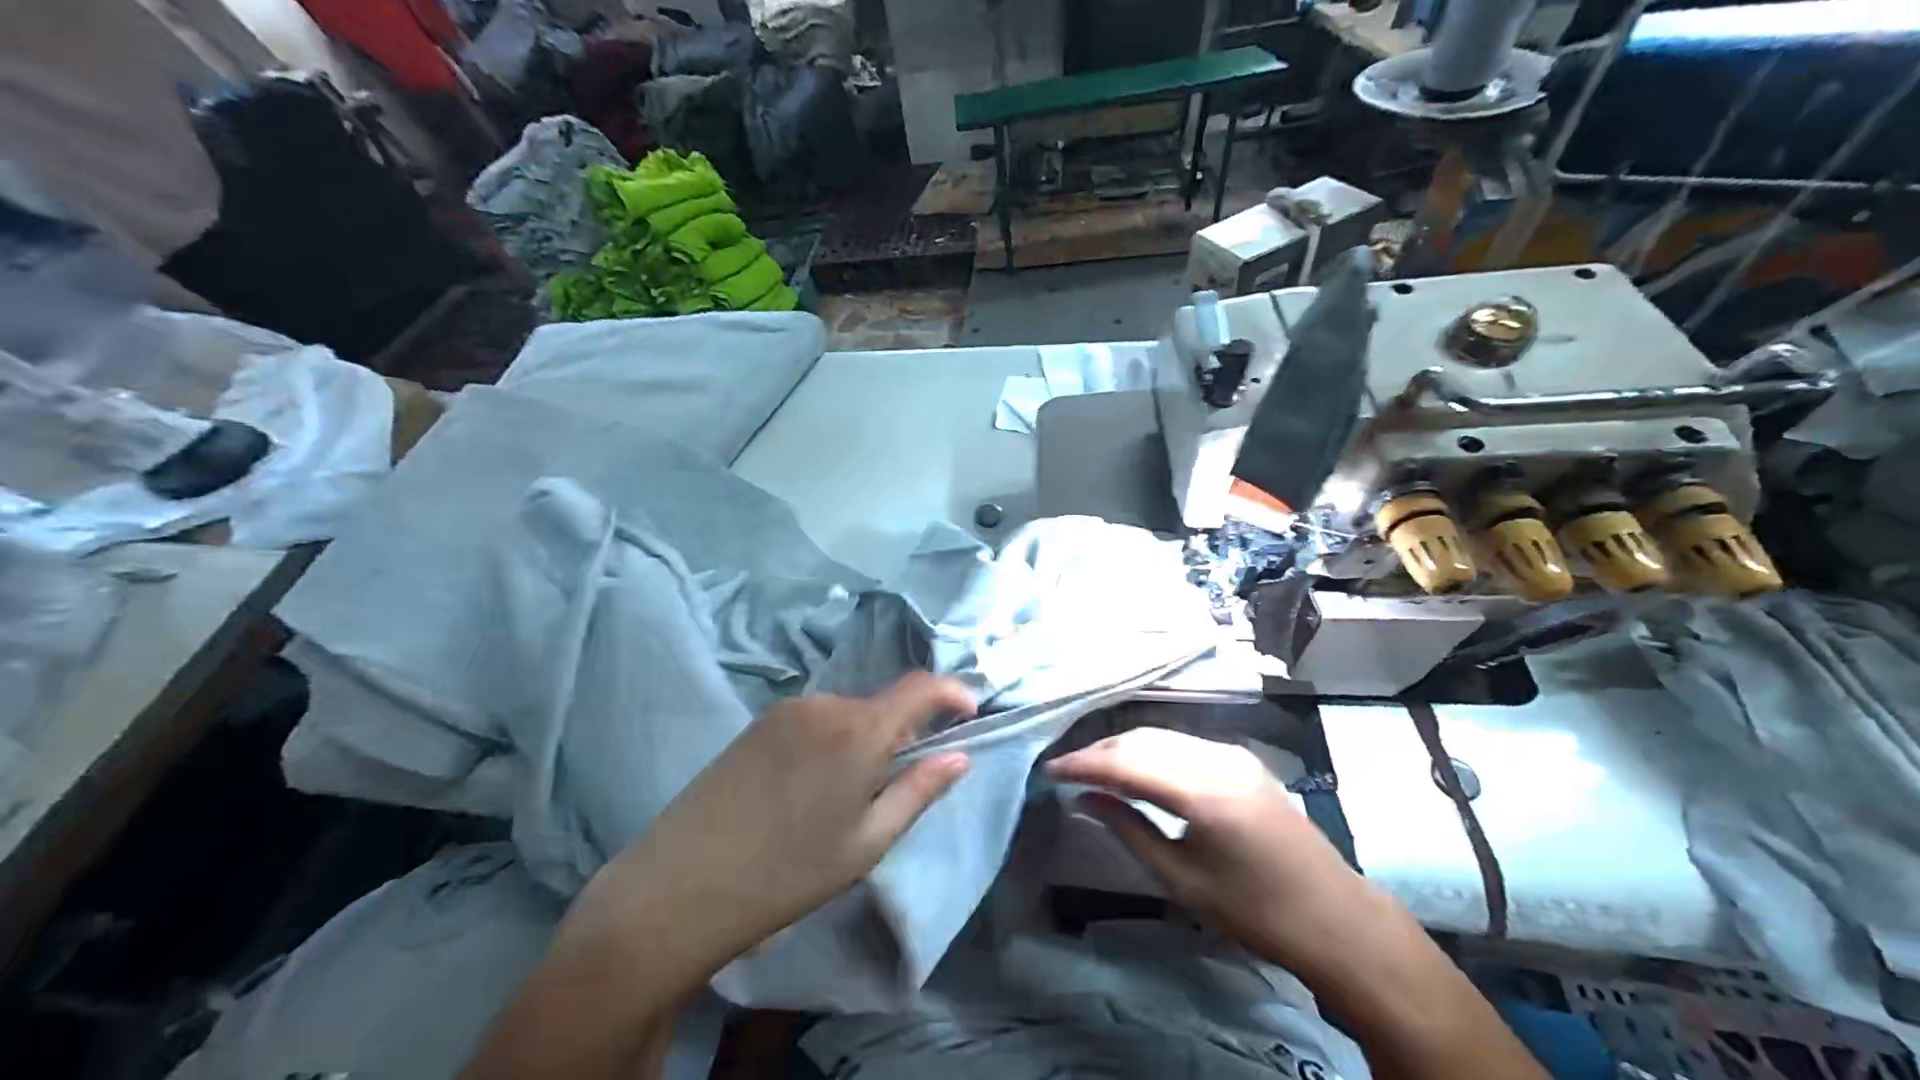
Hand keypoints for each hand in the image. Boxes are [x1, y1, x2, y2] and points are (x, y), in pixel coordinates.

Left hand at [568, 673, 975, 988]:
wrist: (680, 885)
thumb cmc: (788, 873)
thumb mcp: (867, 842)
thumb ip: (919, 791)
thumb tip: (960, 756)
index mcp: (859, 729)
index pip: (920, 687)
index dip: (951, 693)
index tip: (968, 714)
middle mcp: (825, 704)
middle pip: (882, 704)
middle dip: (901, 732)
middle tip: (897, 783)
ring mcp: (786, 710)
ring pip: (848, 714)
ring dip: (863, 739)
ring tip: (845, 797)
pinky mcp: (758, 723)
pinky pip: (815, 720)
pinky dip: (830, 742)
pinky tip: (808, 789)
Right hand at [1051, 729, 1549, 1079]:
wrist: (1337, 921)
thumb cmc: (1255, 913)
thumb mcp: (1182, 879)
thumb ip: (1129, 829)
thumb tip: (1084, 799)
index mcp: (1204, 792)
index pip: (1127, 763)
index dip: (1083, 764)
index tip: (1049, 770)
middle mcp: (1220, 759)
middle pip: (1143, 740)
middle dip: (1100, 752)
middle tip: (1066, 770)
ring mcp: (1236, 756)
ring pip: (1163, 737)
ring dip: (1125, 749)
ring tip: (1092, 769)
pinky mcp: (1245, 761)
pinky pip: (1185, 744)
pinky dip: (1152, 752)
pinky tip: (1136, 769)